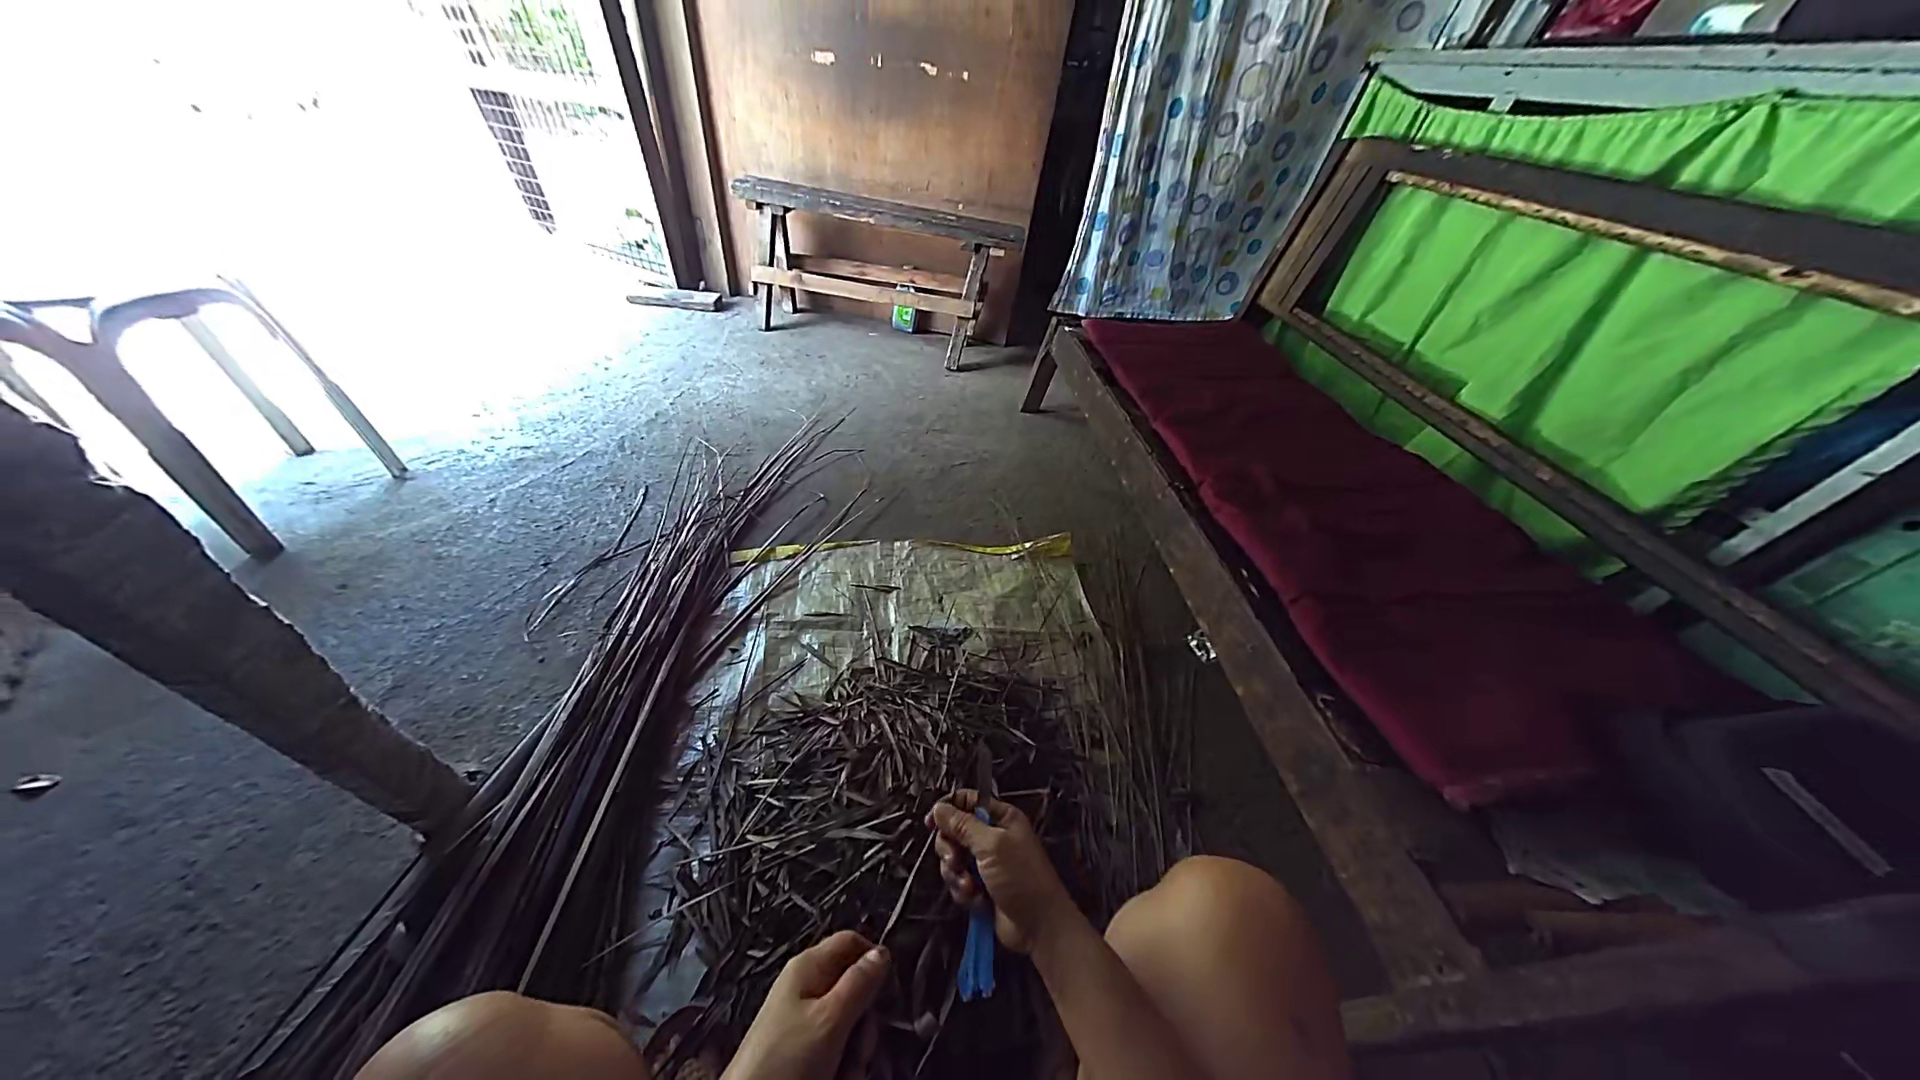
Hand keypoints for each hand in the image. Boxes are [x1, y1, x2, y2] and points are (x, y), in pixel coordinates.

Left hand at [722, 931, 889, 1079]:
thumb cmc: (788, 1060)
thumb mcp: (831, 1019)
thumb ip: (860, 983)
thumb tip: (883, 951)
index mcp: (809, 966)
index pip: (852, 942)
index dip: (874, 961)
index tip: (889, 993)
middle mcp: (807, 987)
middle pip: (855, 988)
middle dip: (864, 1022)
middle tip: (858, 1047)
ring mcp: (805, 1020)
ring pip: (850, 1024)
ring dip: (855, 1051)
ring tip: (842, 1072)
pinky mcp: (803, 1050)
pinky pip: (836, 1049)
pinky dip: (841, 1067)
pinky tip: (836, 1078)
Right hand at [927, 791, 1078, 953]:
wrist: (1038, 926)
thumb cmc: (1021, 878)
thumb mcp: (992, 845)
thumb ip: (963, 825)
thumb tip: (939, 808)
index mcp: (1001, 818)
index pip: (967, 802)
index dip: (947, 810)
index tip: (931, 823)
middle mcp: (992, 836)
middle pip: (954, 832)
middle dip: (950, 850)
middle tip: (957, 862)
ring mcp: (985, 863)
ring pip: (953, 859)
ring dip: (957, 875)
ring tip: (971, 888)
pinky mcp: (980, 887)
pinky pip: (958, 882)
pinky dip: (964, 892)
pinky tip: (977, 901)